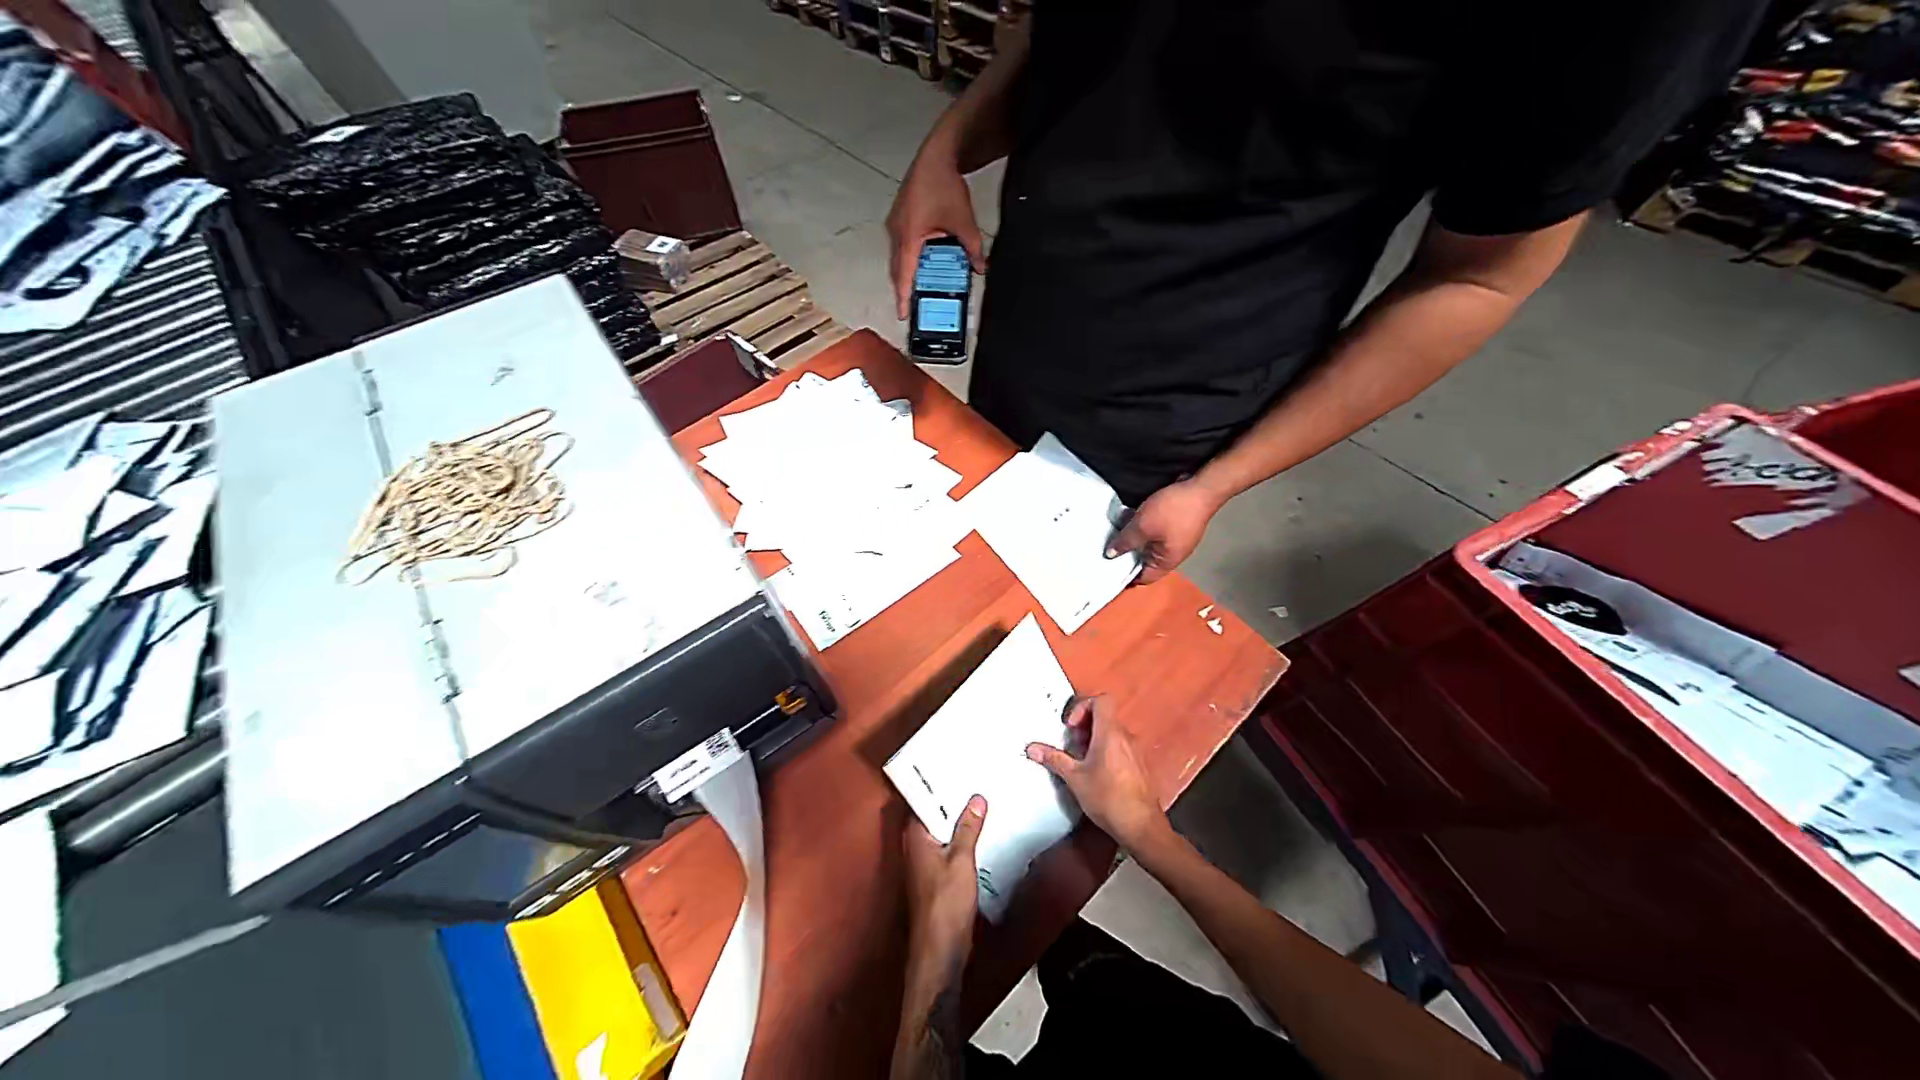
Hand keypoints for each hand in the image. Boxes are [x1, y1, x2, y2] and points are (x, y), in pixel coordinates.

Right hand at [885, 150, 986, 319]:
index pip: (904, 274)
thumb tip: (980, 268)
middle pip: (899, 269)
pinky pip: (903, 245)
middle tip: (915, 306)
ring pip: (900, 257)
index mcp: (908, 236)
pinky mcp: (900, 218)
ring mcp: (896, 224)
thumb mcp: (963, 222)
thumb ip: (973, 249)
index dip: (904, 296)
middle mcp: (897, 231)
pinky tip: (925, 262)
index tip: (903, 314)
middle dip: (906, 288)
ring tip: (921, 287)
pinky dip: (911, 257)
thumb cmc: (944, 184)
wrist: (937, 155)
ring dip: (910, 272)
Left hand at [902, 794, 986, 971]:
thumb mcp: (961, 860)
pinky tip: (980, 834)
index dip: (937, 785)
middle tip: (974, 780)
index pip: (923, 801)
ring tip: (981, 802)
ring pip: (942, 833)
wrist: (941, 950)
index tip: (955, 769)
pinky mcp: (937, 877)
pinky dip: (962, 840)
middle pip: (933, 816)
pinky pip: (949, 848)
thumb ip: (968, 828)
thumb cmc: (946, 904)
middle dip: (952, 801)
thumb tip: (976, 799)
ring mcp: (925, 863)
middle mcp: (916, 847)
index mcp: (915, 838)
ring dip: (959, 821)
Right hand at [1026, 697, 1166, 850]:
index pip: (1102, 700)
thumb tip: (1032, 748)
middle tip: (1073, 746)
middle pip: (1105, 716)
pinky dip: (1106, 751)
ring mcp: (1135, 751)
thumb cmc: (1107, 798)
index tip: (1072, 727)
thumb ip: (1053, 758)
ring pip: (1112, 732)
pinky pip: (1121, 747)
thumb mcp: (1074, 778)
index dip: (1083, 706)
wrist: (1140, 826)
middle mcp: (1126, 737)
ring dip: (1094, 740)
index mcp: (1110, 733)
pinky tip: (1097, 774)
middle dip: (1085, 727)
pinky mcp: (1139, 765)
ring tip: (1082, 762)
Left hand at [1107, 478, 1227, 584]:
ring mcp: (1178, 539)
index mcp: (1167, 561)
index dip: (1127, 577)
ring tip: (1115, 535)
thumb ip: (1125, 542)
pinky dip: (1144, 530)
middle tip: (1107, 551)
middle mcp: (1174, 554)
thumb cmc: (1173, 511)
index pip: (1145, 578)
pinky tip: (1130, 521)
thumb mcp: (1143, 526)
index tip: (1109, 571)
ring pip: (1151, 545)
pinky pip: (1156, 533)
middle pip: (1147, 562)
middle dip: (1128, 556)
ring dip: (1135, 541)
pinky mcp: (1178, 526)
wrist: (1202, 487)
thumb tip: (1110, 555)